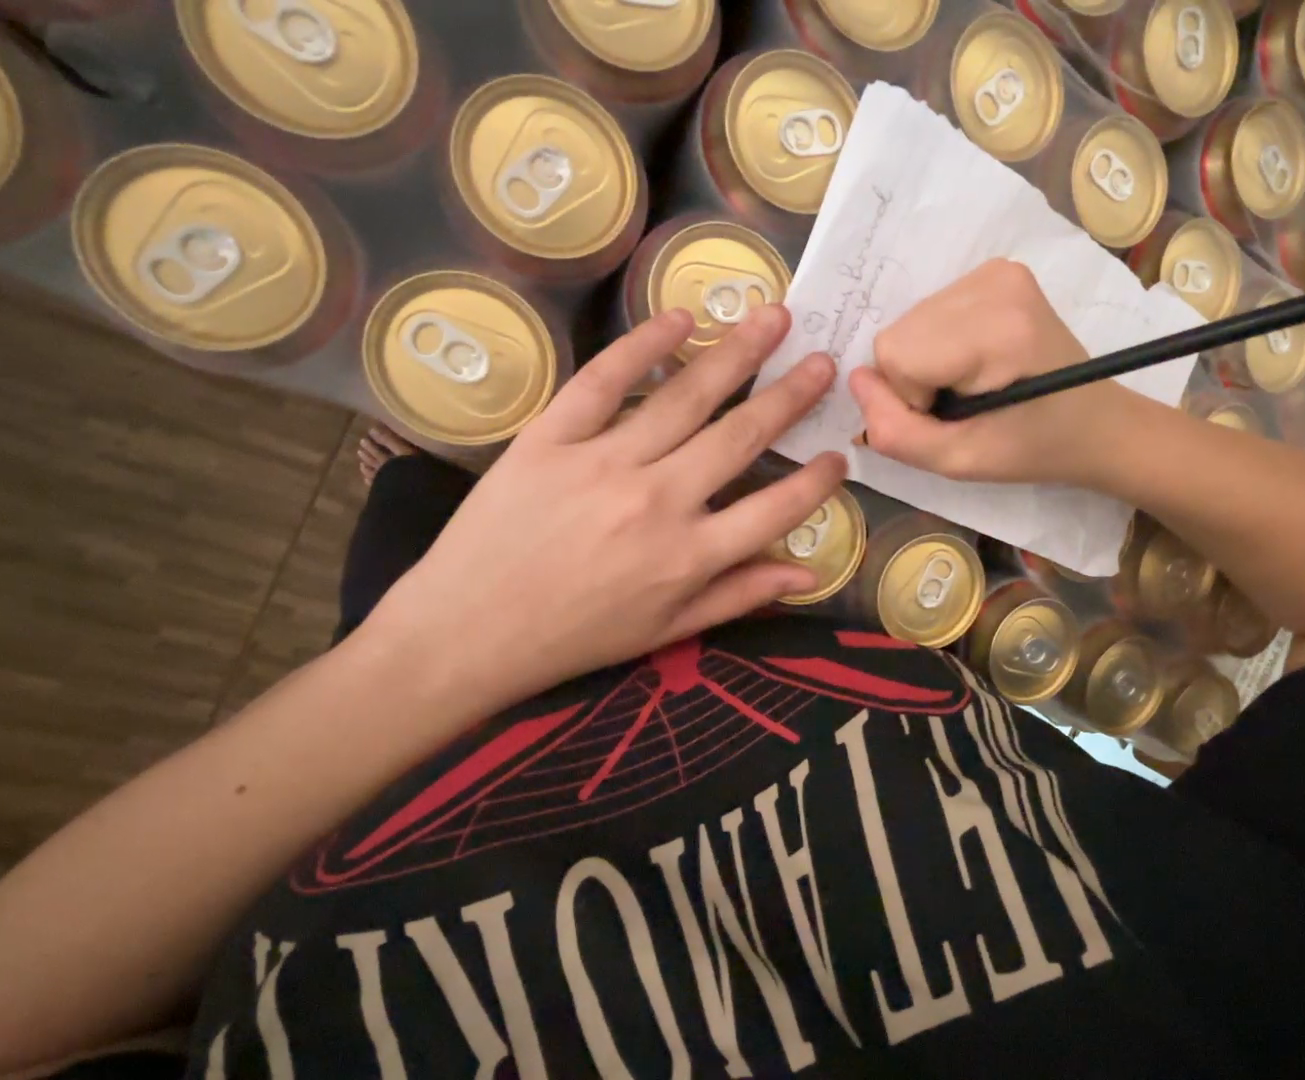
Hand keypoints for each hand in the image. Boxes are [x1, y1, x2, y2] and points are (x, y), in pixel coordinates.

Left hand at [358, 305, 845, 715]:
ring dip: (736, 354)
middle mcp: (657, 501)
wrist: (465, 632)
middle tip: (823, 359)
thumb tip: (808, 573)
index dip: (816, 480)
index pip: (775, 509)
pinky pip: (603, 381)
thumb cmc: (575, 636)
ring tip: (773, 316)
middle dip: (790, 395)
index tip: (839, 454)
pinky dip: (642, 346)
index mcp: (689, 556)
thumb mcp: (667, 630)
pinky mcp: (550, 437)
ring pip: (684, 397)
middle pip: (740, 436)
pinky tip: (679, 319)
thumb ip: (739, 595)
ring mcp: (603, 463)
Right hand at [848, 259, 1148, 485]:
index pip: (896, 353)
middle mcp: (996, 283)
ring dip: (928, 361)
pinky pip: (931, 309)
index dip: (912, 399)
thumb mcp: (960, 462)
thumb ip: (897, 431)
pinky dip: (941, 342)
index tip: (956, 418)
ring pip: (910, 320)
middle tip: (965, 404)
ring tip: (976, 384)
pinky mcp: (998, 271)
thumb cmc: (1035, 449)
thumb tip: (855, 381)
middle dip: (917, 378)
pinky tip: (979, 361)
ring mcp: (998, 271)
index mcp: (997, 329)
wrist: (1096, 423)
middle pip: (899, 333)